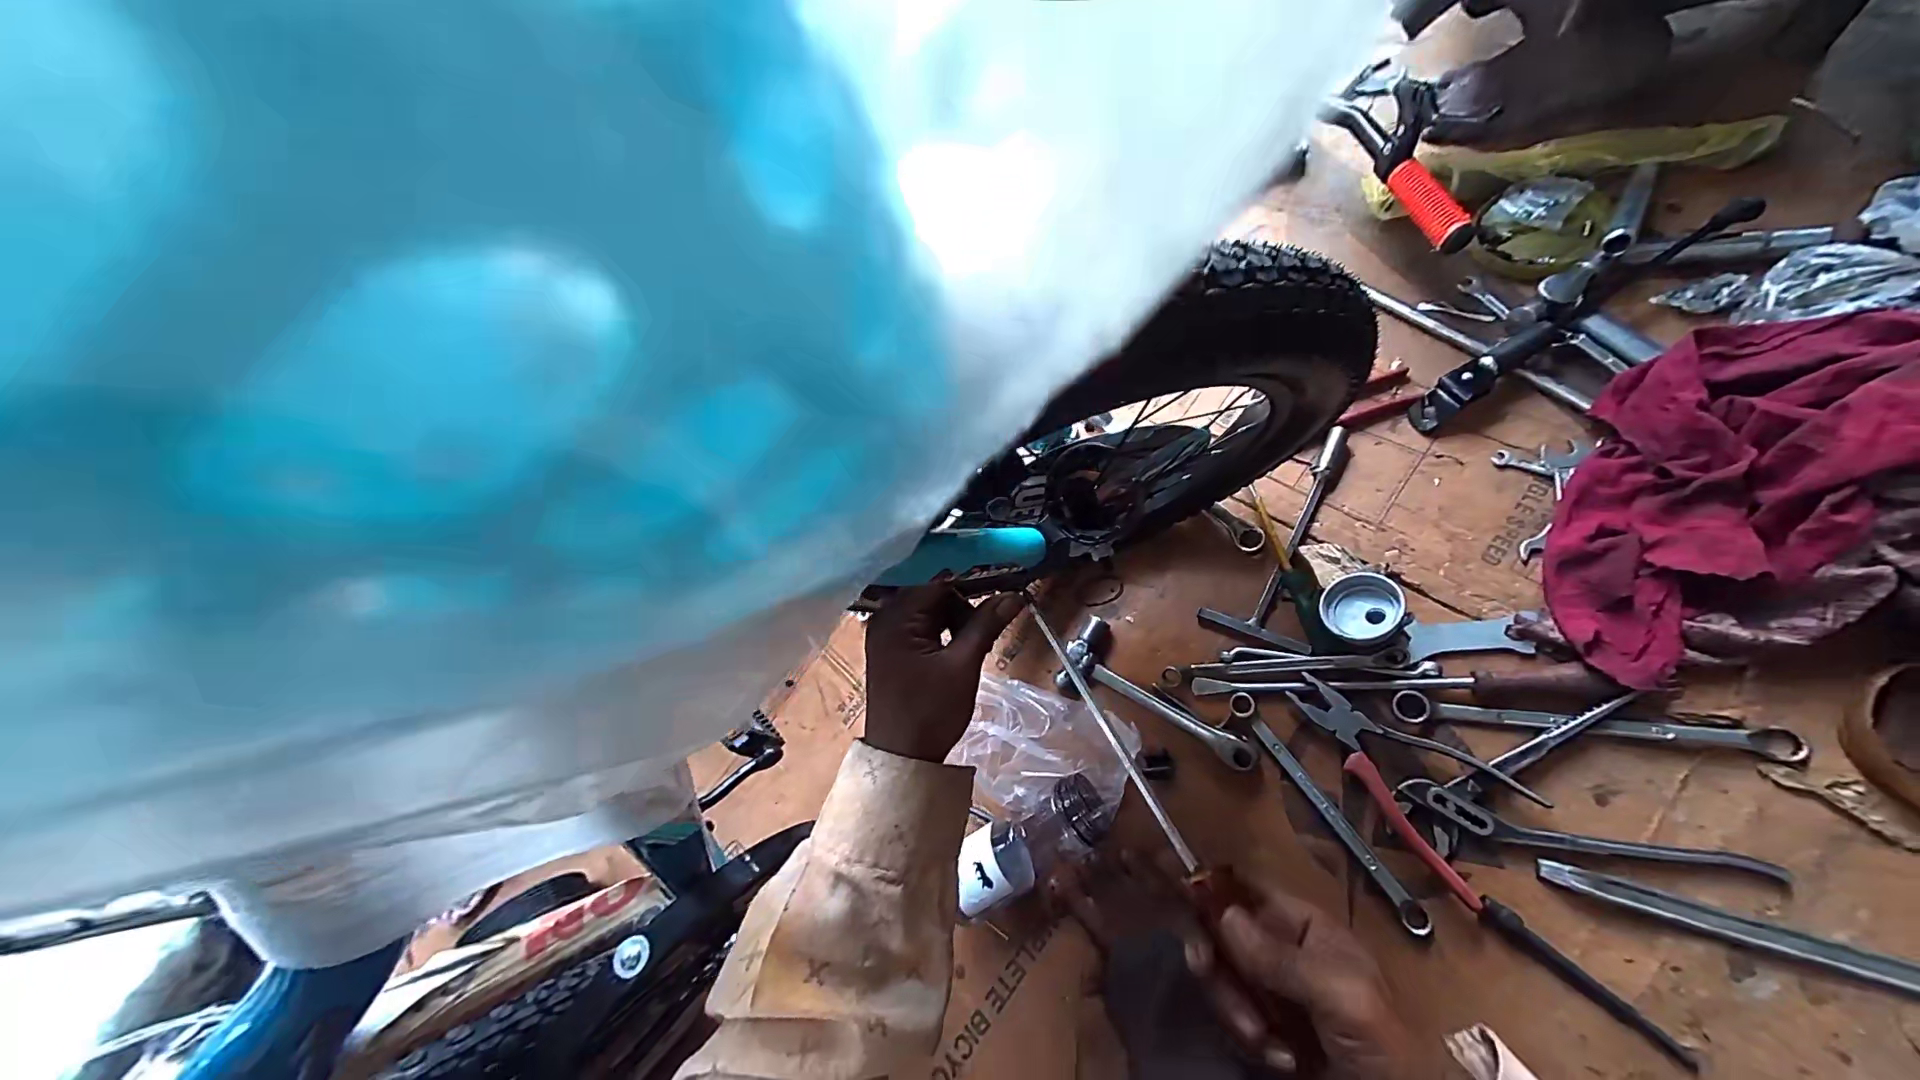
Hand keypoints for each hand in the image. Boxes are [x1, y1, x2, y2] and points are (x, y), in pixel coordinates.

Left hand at [862, 584, 1023, 762]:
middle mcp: (884, 619)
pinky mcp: (890, 649)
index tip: (1001, 585)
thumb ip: (985, 624)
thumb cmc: (931, 712)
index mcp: (896, 618)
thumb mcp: (963, 665)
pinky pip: (919, 626)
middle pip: (931, 594)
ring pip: (928, 610)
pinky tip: (958, 649)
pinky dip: (941, 632)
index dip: (971, 582)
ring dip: (954, 620)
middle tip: (987, 629)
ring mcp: (885, 635)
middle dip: (962, 606)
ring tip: (975, 645)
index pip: (937, 582)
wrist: (902, 758)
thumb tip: (1014, 594)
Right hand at [1190, 877, 1422, 1079]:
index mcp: (1303, 926)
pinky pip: (1230, 1017)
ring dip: (1233, 1008)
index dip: (1213, 888)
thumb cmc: (1383, 1045)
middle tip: (1204, 972)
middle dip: (1214, 959)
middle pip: (1221, 932)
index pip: (1247, 888)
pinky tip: (1280, 1060)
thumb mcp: (1342, 995)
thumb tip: (1223, 913)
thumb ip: (1282, 955)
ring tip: (1265, 1043)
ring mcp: (1272, 992)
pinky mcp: (1265, 1030)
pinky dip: (1247, 1039)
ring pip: (1220, 976)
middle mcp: (1281, 950)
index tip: (1182, 899)